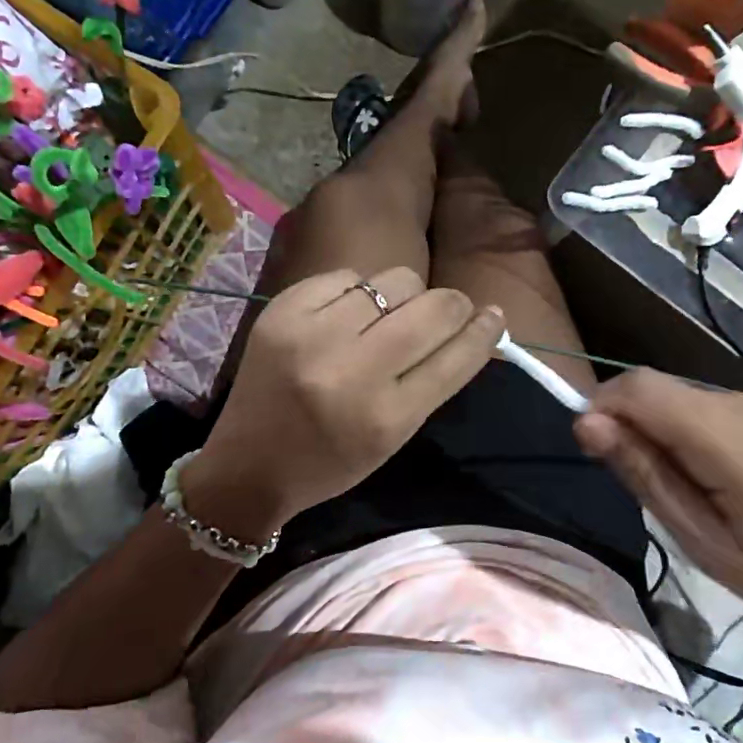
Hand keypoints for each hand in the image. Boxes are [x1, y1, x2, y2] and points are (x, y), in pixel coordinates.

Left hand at [183, 268, 504, 540]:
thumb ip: (432, 382)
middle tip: (448, 312)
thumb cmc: (330, 463)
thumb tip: (473, 327)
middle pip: (433, 309)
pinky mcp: (282, 310)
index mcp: (387, 418)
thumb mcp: (392, 438)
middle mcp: (353, 372)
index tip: (495, 315)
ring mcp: (313, 335)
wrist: (247, 465)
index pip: (455, 357)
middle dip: (453, 306)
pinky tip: (348, 314)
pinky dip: (359, 292)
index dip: (484, 331)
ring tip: (390, 318)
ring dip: (406, 296)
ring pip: (396, 281)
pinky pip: (348, 276)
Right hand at [573, 369, 742, 653]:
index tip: (595, 447)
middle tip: (658, 494)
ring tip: (704, 497)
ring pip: (701, 402)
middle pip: (674, 395)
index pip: (646, 388)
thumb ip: (646, 475)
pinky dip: (711, 436)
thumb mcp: (705, 545)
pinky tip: (734, 484)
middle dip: (645, 430)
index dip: (604, 405)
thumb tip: (587, 423)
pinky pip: (733, 410)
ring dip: (679, 436)